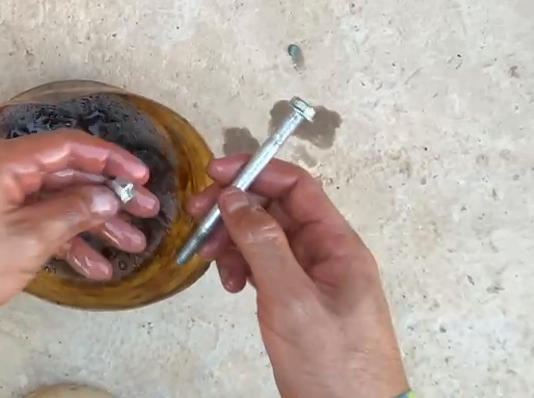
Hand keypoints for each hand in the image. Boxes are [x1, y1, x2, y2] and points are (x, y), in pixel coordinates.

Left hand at [0, 130, 160, 332]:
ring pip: (54, 199)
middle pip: (64, 172)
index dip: (109, 158)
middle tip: (145, 212)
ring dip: (90, 221)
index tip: (140, 175)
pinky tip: (93, 265)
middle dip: (106, 194)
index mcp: (6, 160)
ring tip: (129, 244)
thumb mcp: (25, 241)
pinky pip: (35, 219)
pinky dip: (63, 238)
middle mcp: (1, 168)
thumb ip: (69, 215)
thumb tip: (105, 197)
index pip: (68, 146)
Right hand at [187, 156, 407, 397]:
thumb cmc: (331, 362)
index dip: (255, 172)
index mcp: (337, 245)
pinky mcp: (294, 299)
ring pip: (262, 235)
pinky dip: (239, 265)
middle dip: (233, 207)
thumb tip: (232, 194)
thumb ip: (263, 243)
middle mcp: (324, 253)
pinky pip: (261, 264)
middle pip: (273, 208)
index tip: (212, 175)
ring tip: (208, 258)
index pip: (296, 186)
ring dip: (231, 238)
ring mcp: (309, 277)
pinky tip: (228, 284)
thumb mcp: (292, 301)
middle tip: (196, 216)